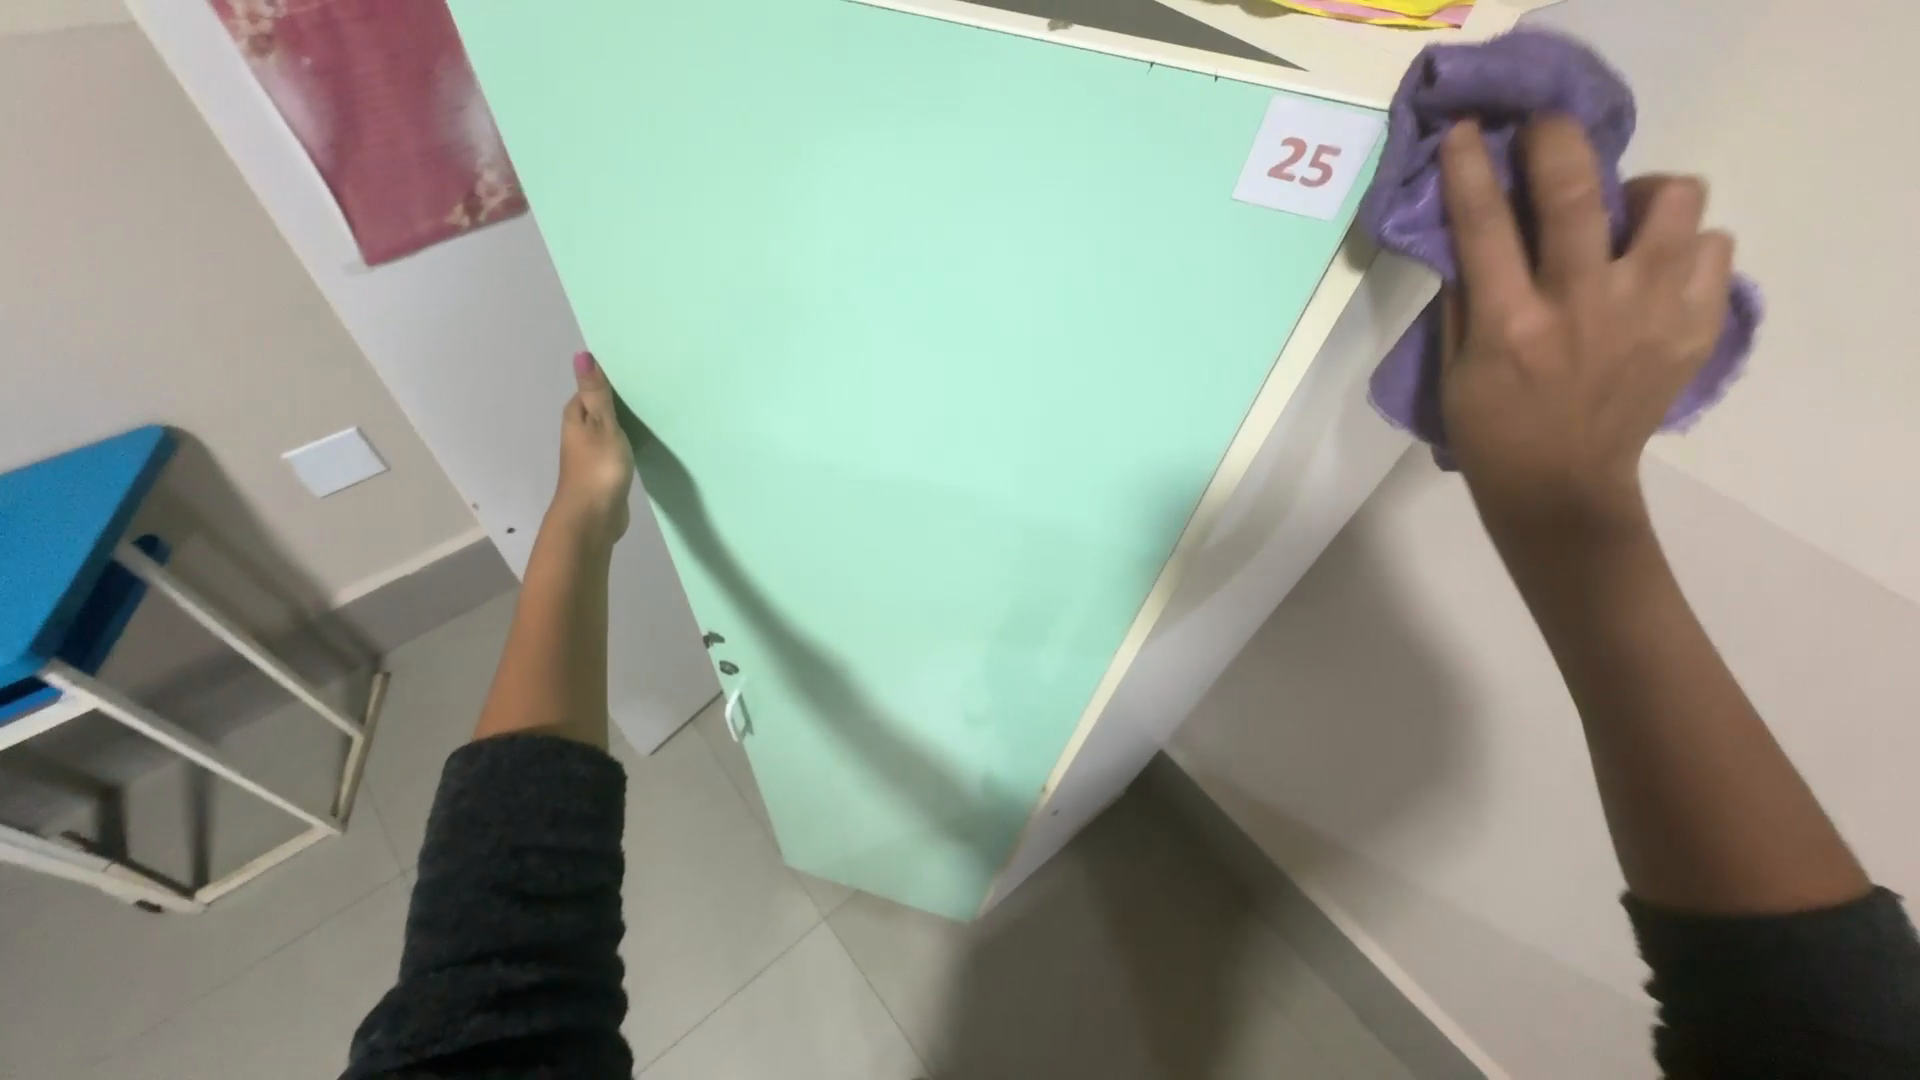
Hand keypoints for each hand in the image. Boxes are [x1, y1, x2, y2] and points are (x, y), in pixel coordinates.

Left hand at [551, 350, 634, 542]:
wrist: (593, 517)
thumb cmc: (598, 467)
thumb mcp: (602, 425)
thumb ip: (596, 393)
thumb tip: (581, 354)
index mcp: (576, 417)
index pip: (591, 390)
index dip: (609, 381)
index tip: (635, 372)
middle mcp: (580, 433)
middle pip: (600, 410)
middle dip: (620, 401)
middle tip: (651, 389)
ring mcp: (592, 455)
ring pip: (610, 430)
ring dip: (626, 424)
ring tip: (653, 412)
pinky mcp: (606, 472)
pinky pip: (619, 450)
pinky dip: (630, 444)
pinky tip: (646, 444)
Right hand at [1437, 117, 1733, 535]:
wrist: (1561, 487)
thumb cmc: (1488, 432)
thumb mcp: (1454, 371)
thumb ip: (1464, 302)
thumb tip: (1474, 241)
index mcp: (1509, 325)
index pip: (1482, 227)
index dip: (1470, 170)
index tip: (1466, 134)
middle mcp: (1581, 307)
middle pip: (1577, 192)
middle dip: (1557, 141)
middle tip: (1547, 132)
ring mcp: (1648, 314)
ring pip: (1674, 201)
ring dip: (1640, 198)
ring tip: (1621, 223)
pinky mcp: (1693, 327)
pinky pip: (1711, 247)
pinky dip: (1682, 246)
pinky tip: (1652, 270)